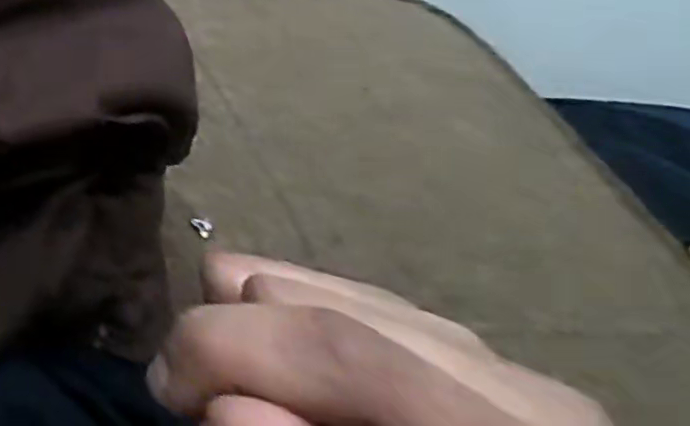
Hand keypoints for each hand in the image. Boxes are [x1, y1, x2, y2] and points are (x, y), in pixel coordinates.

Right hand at [152, 253, 611, 425]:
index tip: (166, 395)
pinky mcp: (475, 353)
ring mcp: (502, 364)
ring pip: (315, 283)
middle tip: (195, 400)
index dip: (224, 350)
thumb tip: (215, 407)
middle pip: (309, 302)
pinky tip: (295, 380)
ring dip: (252, 329)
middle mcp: (523, 395)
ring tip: (246, 388)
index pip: (341, 352)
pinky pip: (340, 293)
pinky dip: (288, 323)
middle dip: (224, 340)